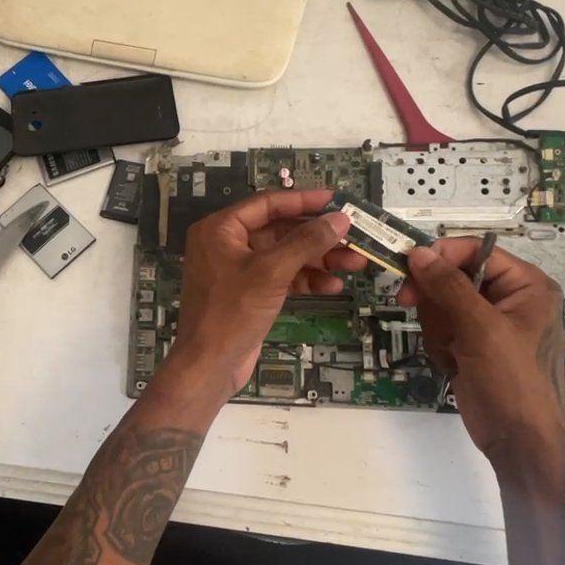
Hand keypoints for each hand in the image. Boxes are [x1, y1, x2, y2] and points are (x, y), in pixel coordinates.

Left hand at [165, 190, 367, 404]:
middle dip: (318, 235)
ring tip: (355, 262)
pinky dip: (305, 280)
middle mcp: (227, 244)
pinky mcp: (250, 293)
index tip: (338, 200)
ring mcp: (239, 270)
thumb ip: (306, 242)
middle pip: (280, 230)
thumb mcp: (271, 272)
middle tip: (354, 237)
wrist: (209, 364)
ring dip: (318, 258)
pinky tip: (332, 285)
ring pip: (285, 255)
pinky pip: (282, 277)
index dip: (304, 201)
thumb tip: (339, 219)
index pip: (268, 204)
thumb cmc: (231, 313)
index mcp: (220, 229)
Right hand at [396, 239, 564, 456]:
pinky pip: (442, 329)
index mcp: (527, 286)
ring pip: (442, 304)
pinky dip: (440, 344)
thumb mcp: (480, 327)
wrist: (519, 438)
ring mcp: (489, 324)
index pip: (476, 251)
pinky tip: (453, 363)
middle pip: (453, 276)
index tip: (407, 267)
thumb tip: (419, 253)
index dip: (441, 256)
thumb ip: (448, 286)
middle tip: (408, 303)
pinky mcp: (473, 345)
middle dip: (435, 299)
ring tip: (452, 350)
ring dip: (437, 327)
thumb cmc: (512, 379)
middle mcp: (510, 299)